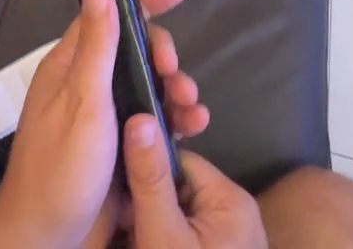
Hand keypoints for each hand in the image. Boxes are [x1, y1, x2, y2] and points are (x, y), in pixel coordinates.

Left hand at [0, 0, 208, 248]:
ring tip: (191, 107)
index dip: (142, 1)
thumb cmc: (59, 169)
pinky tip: (194, 127)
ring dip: (175, 90)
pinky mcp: (121, 147)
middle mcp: (88, 85)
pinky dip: (175, 119)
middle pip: (135, 51)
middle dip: (163, 54)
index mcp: (71, 67)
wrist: (49, 243)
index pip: (109, 16)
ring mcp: (106, 118)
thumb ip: (96, 46)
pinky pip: (154, 122)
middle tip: (174, 72)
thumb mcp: (82, 103)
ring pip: (149, 86)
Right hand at [123, 116, 267, 248]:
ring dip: (150, 221)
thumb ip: (151, 180)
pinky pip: (186, 232)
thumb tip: (138, 116)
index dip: (146, 169)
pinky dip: (163, 237)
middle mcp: (236, 210)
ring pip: (178, 212)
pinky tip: (140, 242)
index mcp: (231, 196)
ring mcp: (230, 237)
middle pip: (177, 187)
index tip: (116, 182)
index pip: (179, 160)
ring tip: (128, 235)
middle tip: (122, 221)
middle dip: (146, 200)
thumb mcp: (164, 235)